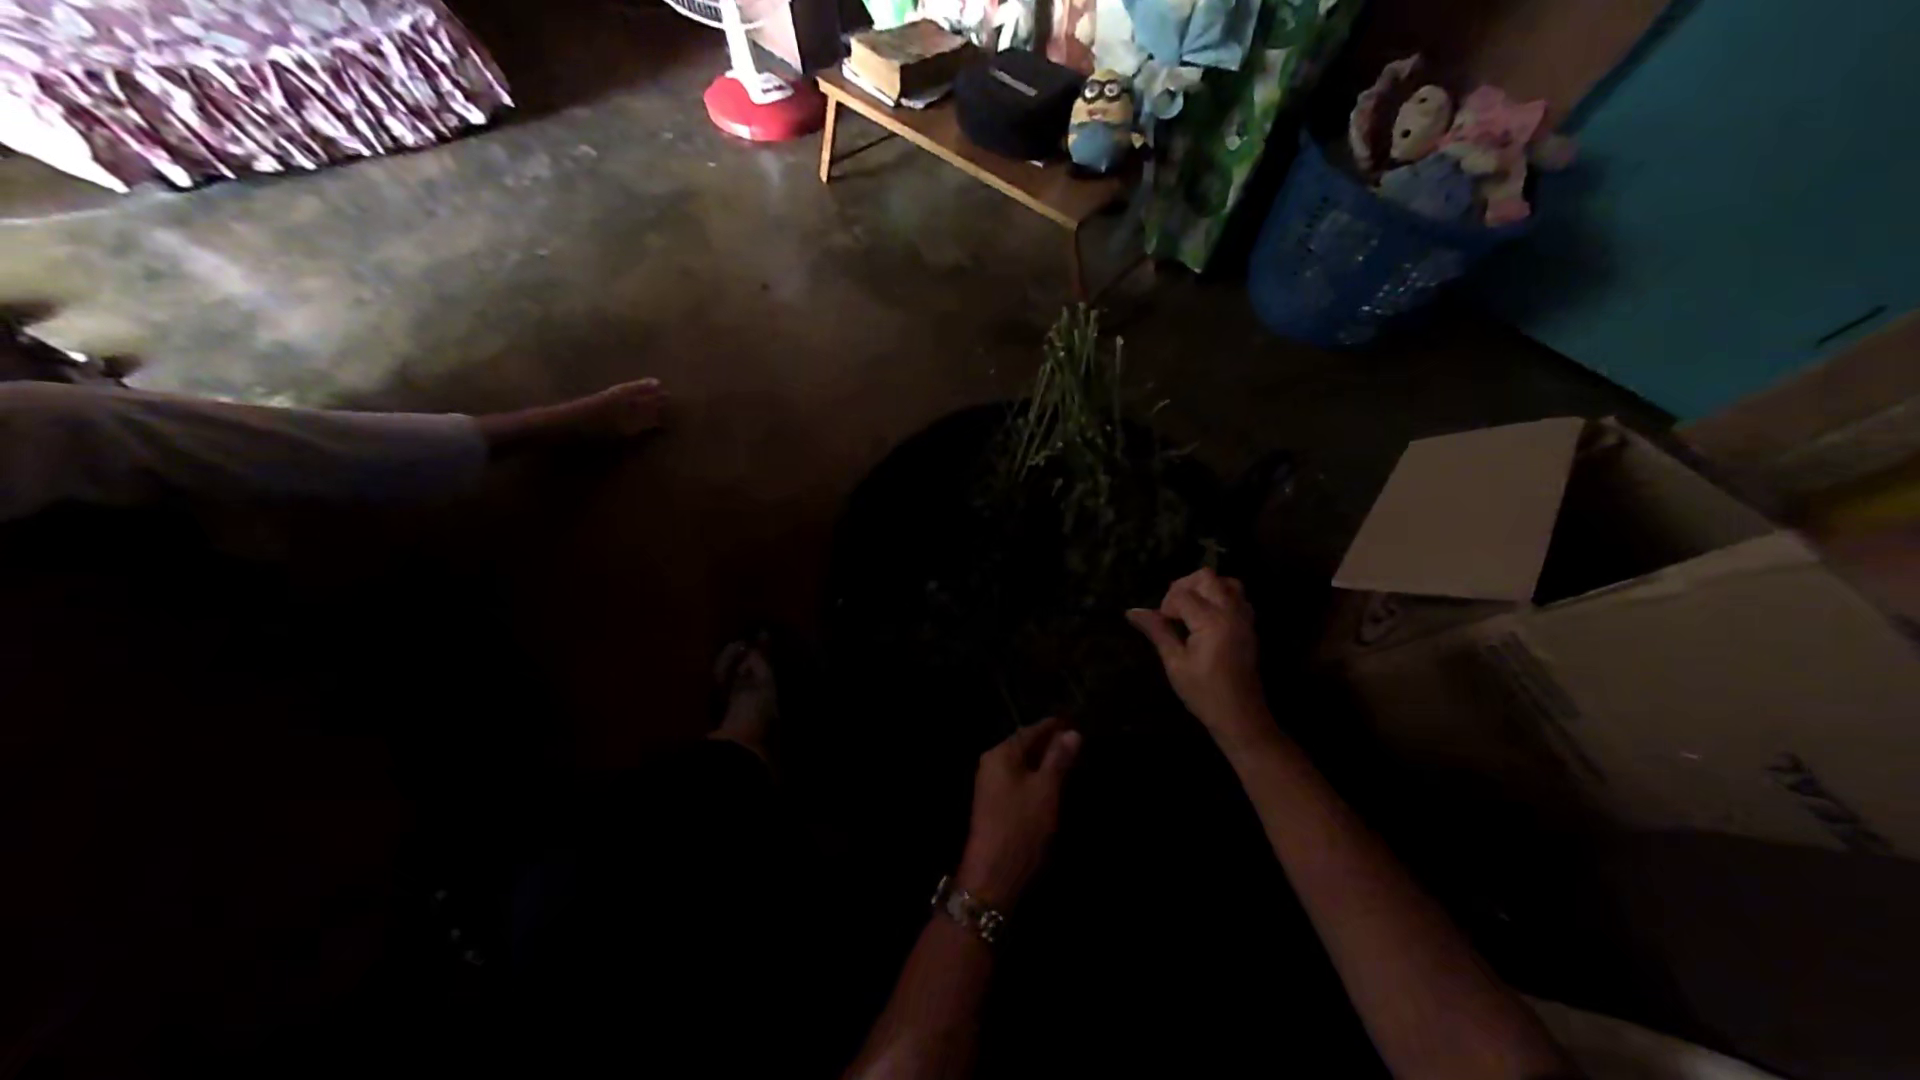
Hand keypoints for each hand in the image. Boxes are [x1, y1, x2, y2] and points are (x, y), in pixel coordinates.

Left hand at [956, 717, 1081, 908]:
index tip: (1075, 720)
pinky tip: (1053, 783)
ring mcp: (990, 785)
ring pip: (1022, 764)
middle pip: (1024, 745)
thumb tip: (1072, 732)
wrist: (992, 876)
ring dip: (1044, 761)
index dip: (1053, 726)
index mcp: (1001, 754)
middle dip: (1049, 742)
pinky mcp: (994, 804)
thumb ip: (1059, 760)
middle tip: (1077, 739)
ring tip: (1071, 759)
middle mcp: (991, 763)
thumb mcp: (1046, 791)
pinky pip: (1019, 780)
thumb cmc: (1021, 828)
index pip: (1031, 730)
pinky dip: (1037, 777)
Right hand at [1127, 568, 1270, 745]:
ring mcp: (1244, 617)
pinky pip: (1237, 596)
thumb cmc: (1204, 693)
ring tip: (1191, 610)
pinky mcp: (1250, 625)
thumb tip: (1132, 611)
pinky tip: (1207, 619)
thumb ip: (1157, 631)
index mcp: (1211, 621)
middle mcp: (1231, 612)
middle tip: (1173, 611)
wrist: (1240, 716)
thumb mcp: (1174, 663)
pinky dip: (1221, 597)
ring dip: (1205, 589)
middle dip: (1184, 587)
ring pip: (1226, 582)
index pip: (1182, 595)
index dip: (1166, 605)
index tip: (1162, 624)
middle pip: (1206, 577)